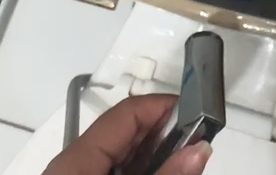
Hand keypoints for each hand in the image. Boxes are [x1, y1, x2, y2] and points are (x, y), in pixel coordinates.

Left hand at [43, 94, 210, 174]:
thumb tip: (202, 148)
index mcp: (77, 157)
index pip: (127, 112)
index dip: (164, 107)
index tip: (198, 116)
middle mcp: (72, 162)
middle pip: (125, 131)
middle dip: (164, 135)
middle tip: (196, 146)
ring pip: (122, 154)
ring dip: (155, 155)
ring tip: (181, 164)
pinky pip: (115, 170)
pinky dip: (140, 170)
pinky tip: (160, 173)